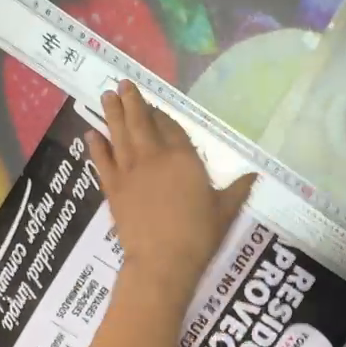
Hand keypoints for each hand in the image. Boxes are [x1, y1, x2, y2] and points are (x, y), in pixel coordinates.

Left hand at [91, 81, 254, 295]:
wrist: (162, 262)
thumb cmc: (199, 236)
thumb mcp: (225, 211)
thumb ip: (237, 190)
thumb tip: (255, 176)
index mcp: (183, 158)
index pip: (171, 127)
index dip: (162, 114)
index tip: (155, 104)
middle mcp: (154, 156)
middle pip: (141, 121)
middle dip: (133, 101)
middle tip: (123, 85)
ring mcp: (130, 171)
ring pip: (119, 134)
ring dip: (112, 113)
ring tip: (107, 95)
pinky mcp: (113, 188)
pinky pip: (102, 160)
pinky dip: (95, 146)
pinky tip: (90, 133)